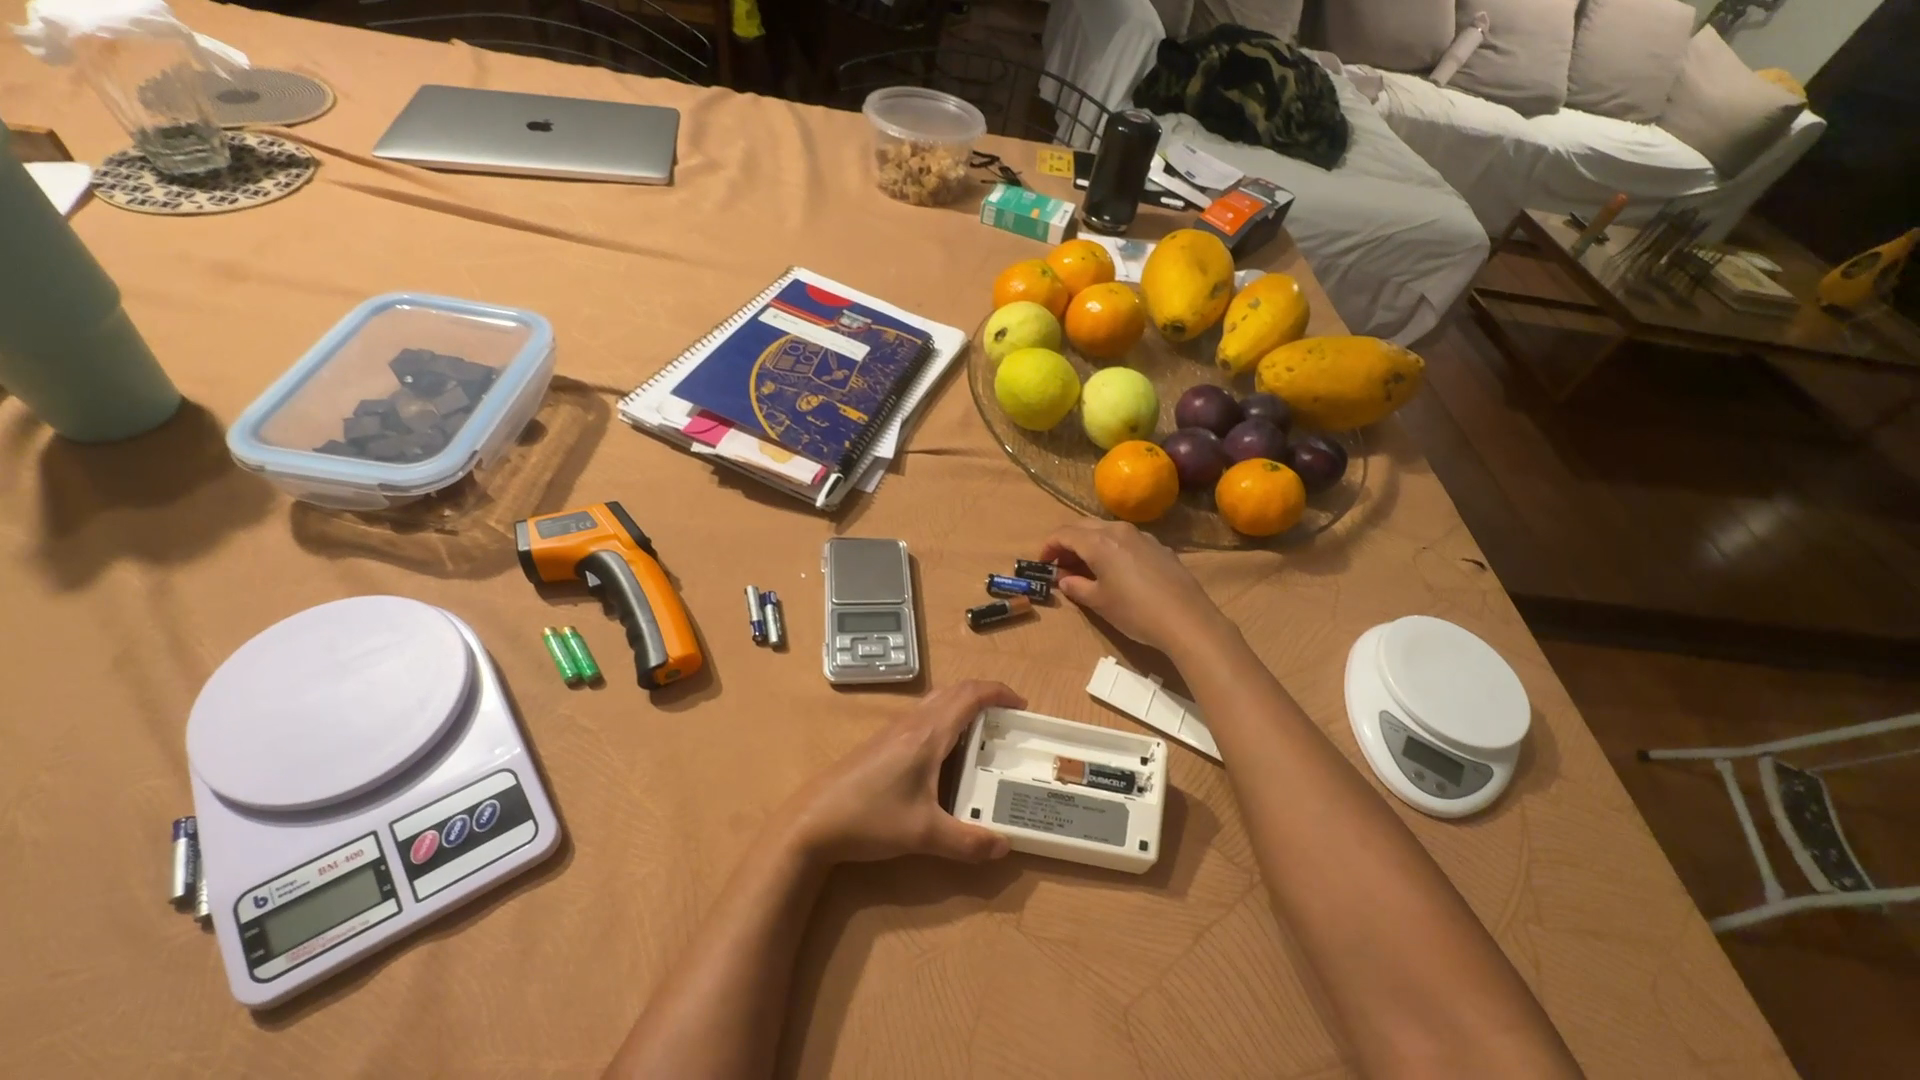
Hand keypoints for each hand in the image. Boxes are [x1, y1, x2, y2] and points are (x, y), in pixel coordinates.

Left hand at [783, 681, 1023, 864]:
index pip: (969, 696)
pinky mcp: (879, 745)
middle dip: (984, 696)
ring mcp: (891, 732)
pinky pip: (920, 718)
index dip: (999, 692)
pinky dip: (943, 721)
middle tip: (1007, 719)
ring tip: (982, 734)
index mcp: (927, 735)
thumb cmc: (869, 820)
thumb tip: (1003, 847)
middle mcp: (910, 724)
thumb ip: (967, 842)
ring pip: (934, 703)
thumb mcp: (923, 835)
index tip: (1022, 705)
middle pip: (952, 691)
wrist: (811, 822)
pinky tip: (945, 755)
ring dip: (961, 707)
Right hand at [1040, 520, 1235, 658]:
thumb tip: (1064, 579)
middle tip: (1061, 565)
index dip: (1049, 547)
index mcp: (1098, 541)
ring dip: (1091, 543)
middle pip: (1084, 526)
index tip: (1043, 564)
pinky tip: (1117, 570)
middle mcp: (1119, 530)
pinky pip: (1128, 540)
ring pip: (1108, 530)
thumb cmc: (1135, 612)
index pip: (1064, 533)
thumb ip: (1077, 587)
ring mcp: (1143, 537)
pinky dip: (1113, 548)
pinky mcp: (1160, 548)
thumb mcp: (1099, 602)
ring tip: (1087, 567)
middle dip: (1068, 542)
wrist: (1187, 620)